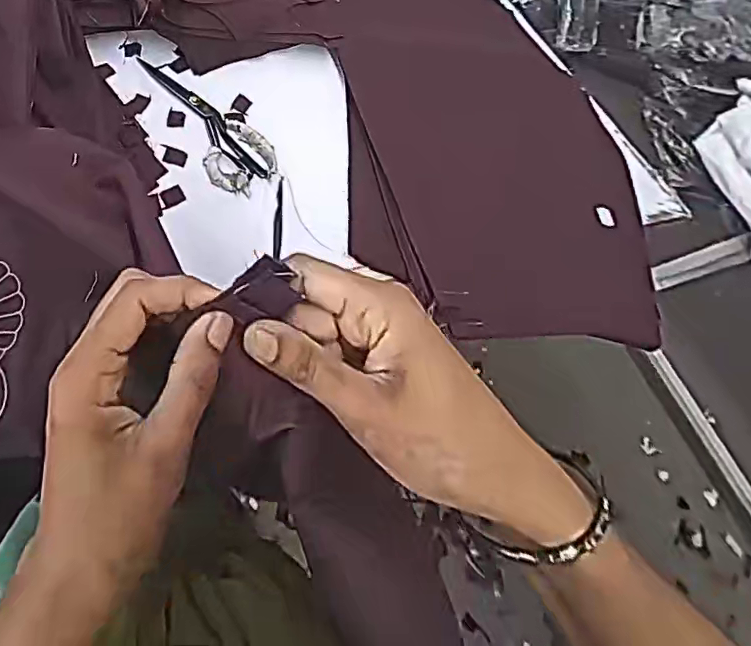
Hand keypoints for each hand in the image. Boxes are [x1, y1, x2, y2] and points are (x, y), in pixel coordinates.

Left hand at [0, 269, 232, 644]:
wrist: (77, 573)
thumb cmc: (112, 524)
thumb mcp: (164, 448)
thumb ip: (191, 378)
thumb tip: (218, 322)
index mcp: (83, 371)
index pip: (131, 298)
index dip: (179, 289)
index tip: (222, 303)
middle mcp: (77, 363)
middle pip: (125, 296)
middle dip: (175, 293)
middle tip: (220, 313)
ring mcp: (84, 375)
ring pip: (127, 314)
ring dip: (170, 312)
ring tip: (213, 327)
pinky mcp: (96, 389)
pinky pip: (129, 341)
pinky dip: (162, 335)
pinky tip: (191, 349)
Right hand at [241, 254, 593, 546]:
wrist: (501, 480)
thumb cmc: (455, 443)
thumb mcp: (365, 407)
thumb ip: (305, 365)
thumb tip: (257, 334)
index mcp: (381, 302)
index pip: (301, 272)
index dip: (270, 298)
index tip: (250, 332)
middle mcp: (380, 305)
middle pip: (305, 300)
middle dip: (292, 339)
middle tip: (309, 381)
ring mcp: (380, 327)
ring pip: (315, 326)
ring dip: (310, 359)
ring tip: (336, 397)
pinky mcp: (379, 348)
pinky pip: (333, 345)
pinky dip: (325, 369)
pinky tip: (339, 396)